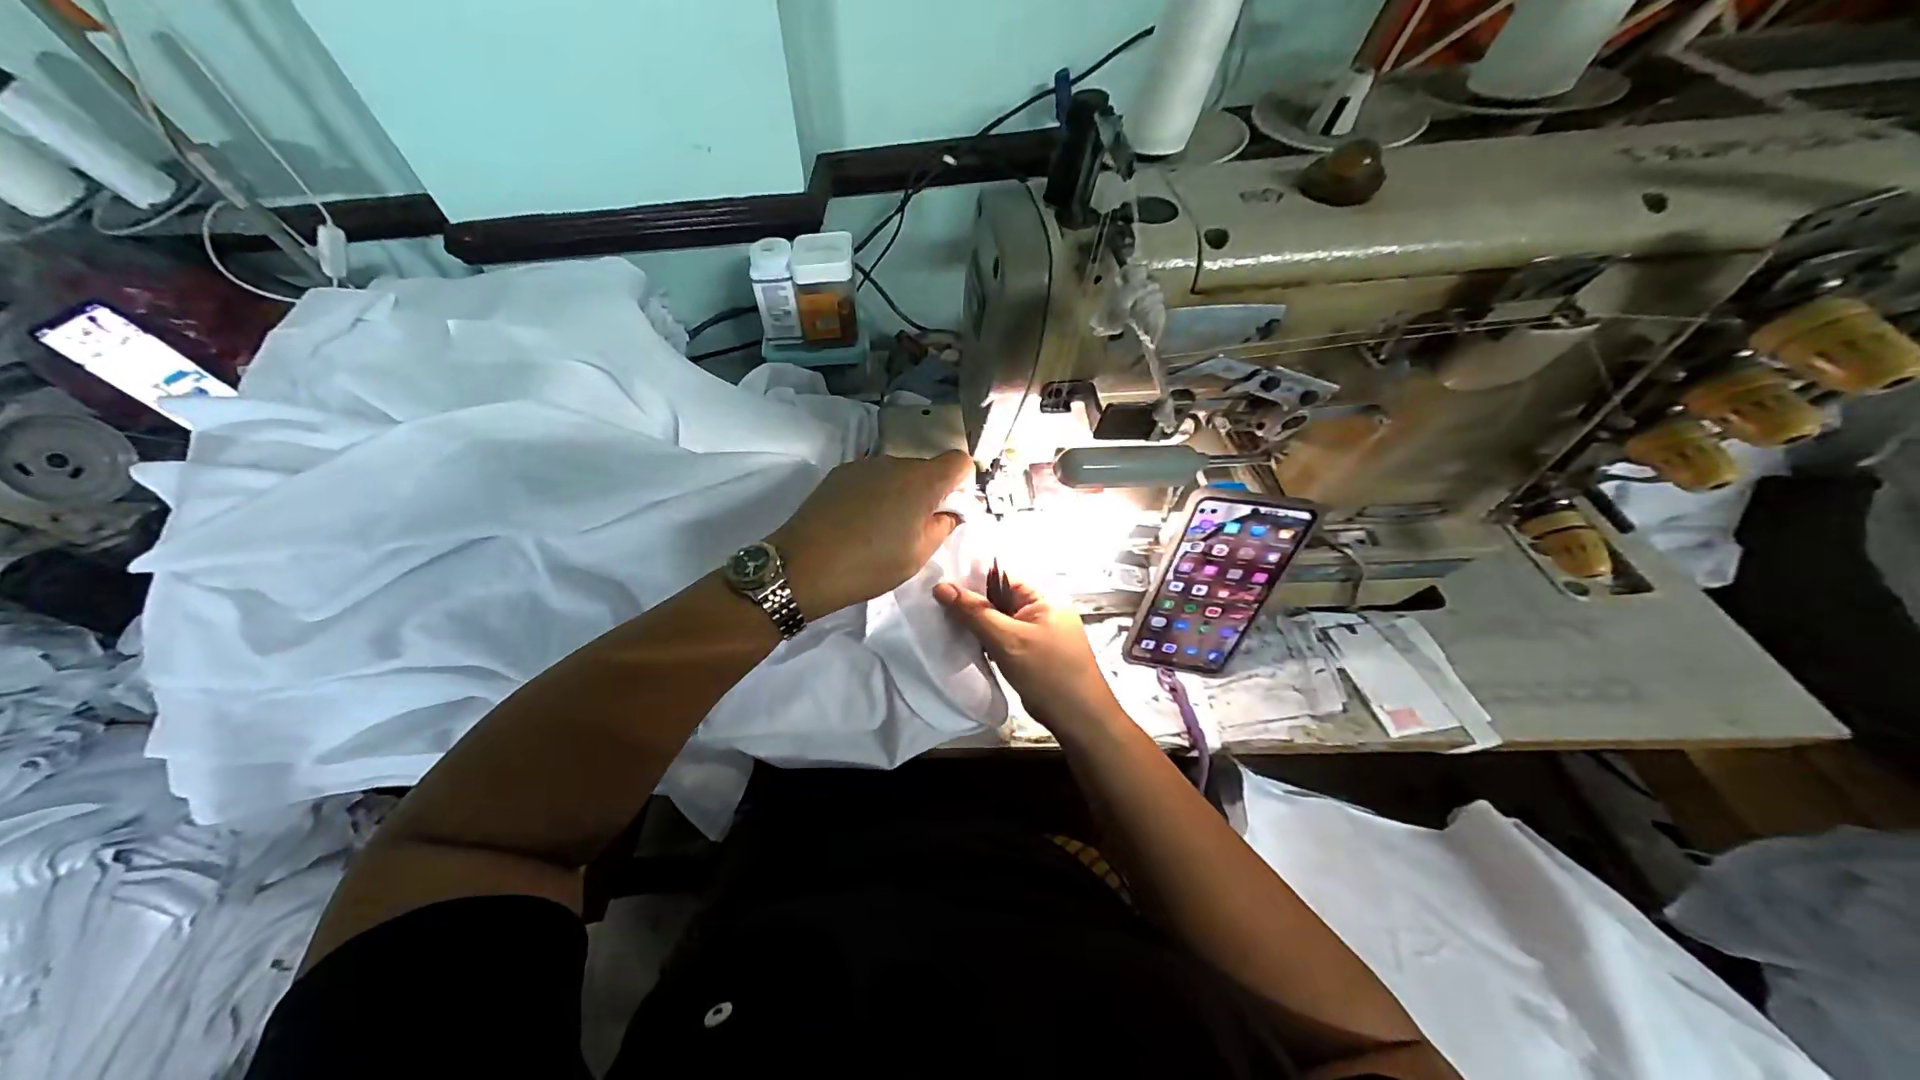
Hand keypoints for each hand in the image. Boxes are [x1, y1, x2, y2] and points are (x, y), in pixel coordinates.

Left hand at [769, 451, 973, 617]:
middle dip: (929, 492)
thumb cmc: (870, 565)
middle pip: (926, 468)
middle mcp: (894, 463)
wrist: (803, 566)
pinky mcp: (839, 473)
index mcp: (920, 481)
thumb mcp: (918, 554)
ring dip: (899, 493)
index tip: (950, 509)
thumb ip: (944, 525)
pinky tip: (858, 522)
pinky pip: (871, 478)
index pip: (958, 461)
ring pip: (897, 473)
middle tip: (914, 528)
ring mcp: (863, 465)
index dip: (962, 483)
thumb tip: (953, 510)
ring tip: (882, 529)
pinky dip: (874, 493)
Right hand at [933, 575, 1121, 737]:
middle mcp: (1043, 612)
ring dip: (980, 626)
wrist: (1079, 718)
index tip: (942, 588)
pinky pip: (1006, 640)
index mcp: (1044, 598)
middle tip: (940, 609)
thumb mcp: (1007, 640)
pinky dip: (989, 642)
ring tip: (949, 626)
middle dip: (973, 605)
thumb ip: (974, 613)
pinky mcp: (1034, 655)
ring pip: (1001, 622)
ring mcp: (1040, 635)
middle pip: (1001, 600)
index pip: (1003, 578)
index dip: (973, 580)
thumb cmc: (1046, 673)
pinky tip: (969, 646)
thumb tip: (942, 587)